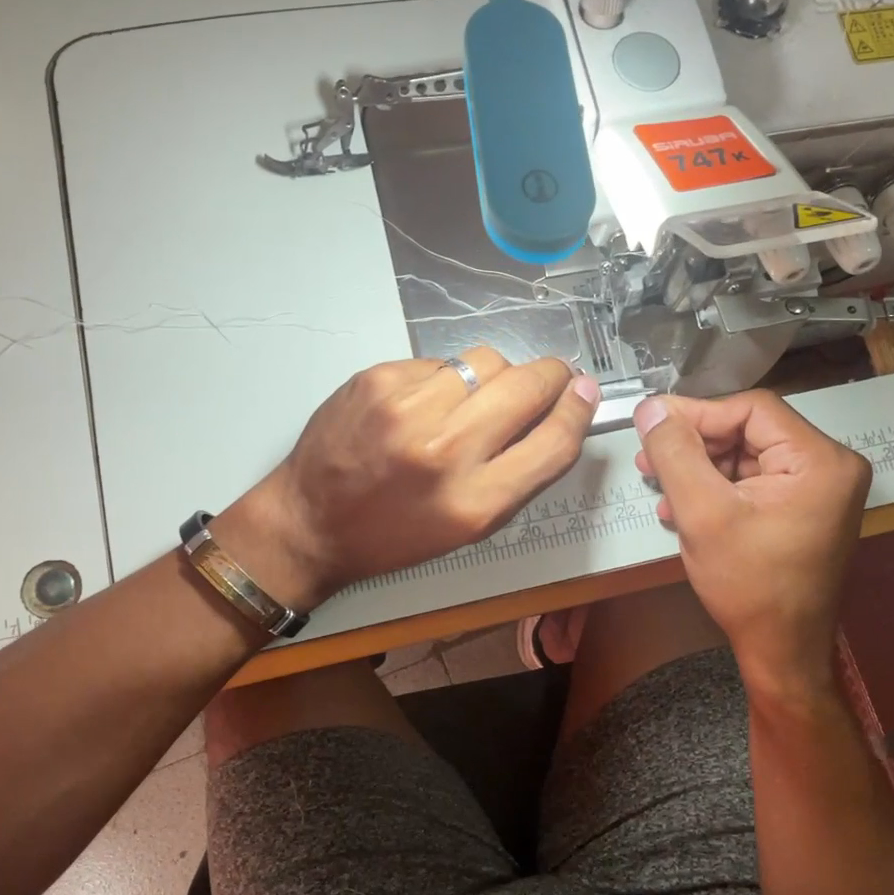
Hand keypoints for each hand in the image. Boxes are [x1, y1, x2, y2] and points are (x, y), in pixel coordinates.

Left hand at [211, 347, 600, 608]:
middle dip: (550, 376)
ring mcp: (407, 408)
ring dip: (494, 375)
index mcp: (475, 502)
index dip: (578, 409)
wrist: (310, 522)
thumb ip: (520, 472)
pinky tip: (423, 403)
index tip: (583, 393)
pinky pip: (439, 361)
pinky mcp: (377, 378)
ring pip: (486, 360)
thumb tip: (564, 410)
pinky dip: (445, 378)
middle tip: (548, 380)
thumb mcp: (468, 526)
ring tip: (473, 399)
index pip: (554, 441)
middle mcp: (445, 451)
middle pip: (528, 385)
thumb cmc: (395, 534)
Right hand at [632, 391, 870, 698]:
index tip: (652, 427)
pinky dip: (718, 489)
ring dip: (700, 469)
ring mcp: (820, 490)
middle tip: (649, 459)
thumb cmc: (748, 585)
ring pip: (747, 456)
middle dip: (695, 445)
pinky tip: (682, 508)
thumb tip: (651, 406)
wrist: (781, 652)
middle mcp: (831, 466)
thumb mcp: (702, 512)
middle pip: (749, 431)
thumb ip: (675, 453)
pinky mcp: (805, 510)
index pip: (751, 409)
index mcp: (821, 460)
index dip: (697, 414)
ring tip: (660, 486)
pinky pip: (755, 482)